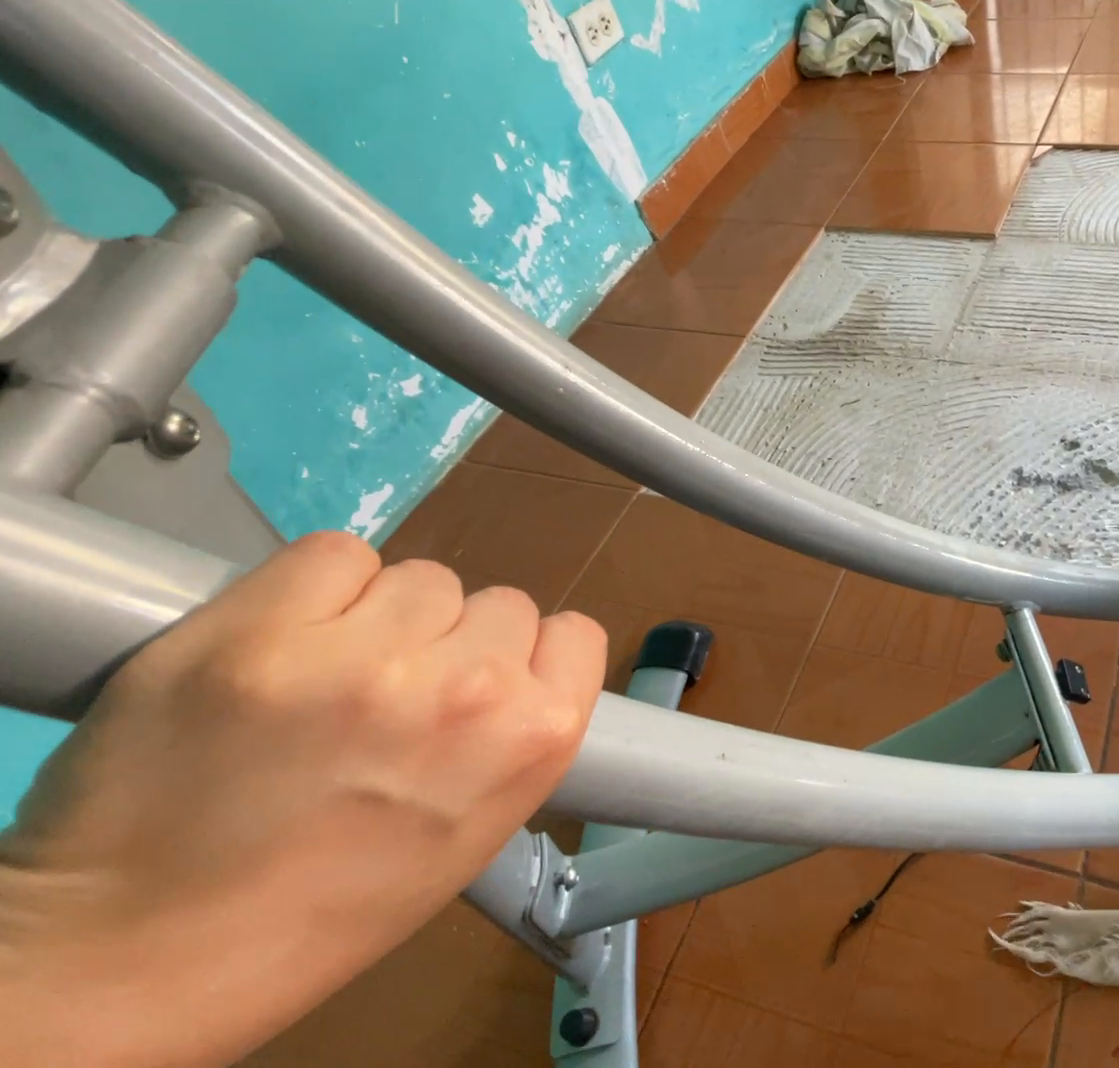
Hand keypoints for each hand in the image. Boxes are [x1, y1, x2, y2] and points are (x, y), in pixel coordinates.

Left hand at [0, 532, 605, 1067]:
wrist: (152, 957)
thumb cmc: (338, 901)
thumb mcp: (479, 827)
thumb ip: (515, 733)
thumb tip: (507, 662)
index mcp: (536, 739)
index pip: (573, 633)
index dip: (527, 656)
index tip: (484, 682)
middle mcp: (471, 687)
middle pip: (498, 602)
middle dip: (454, 640)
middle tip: (393, 696)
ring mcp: (365, 656)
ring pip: (420, 577)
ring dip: (385, 615)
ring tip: (330, 676)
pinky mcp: (258, 630)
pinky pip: (334, 554)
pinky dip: (315, 588)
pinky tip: (286, 644)